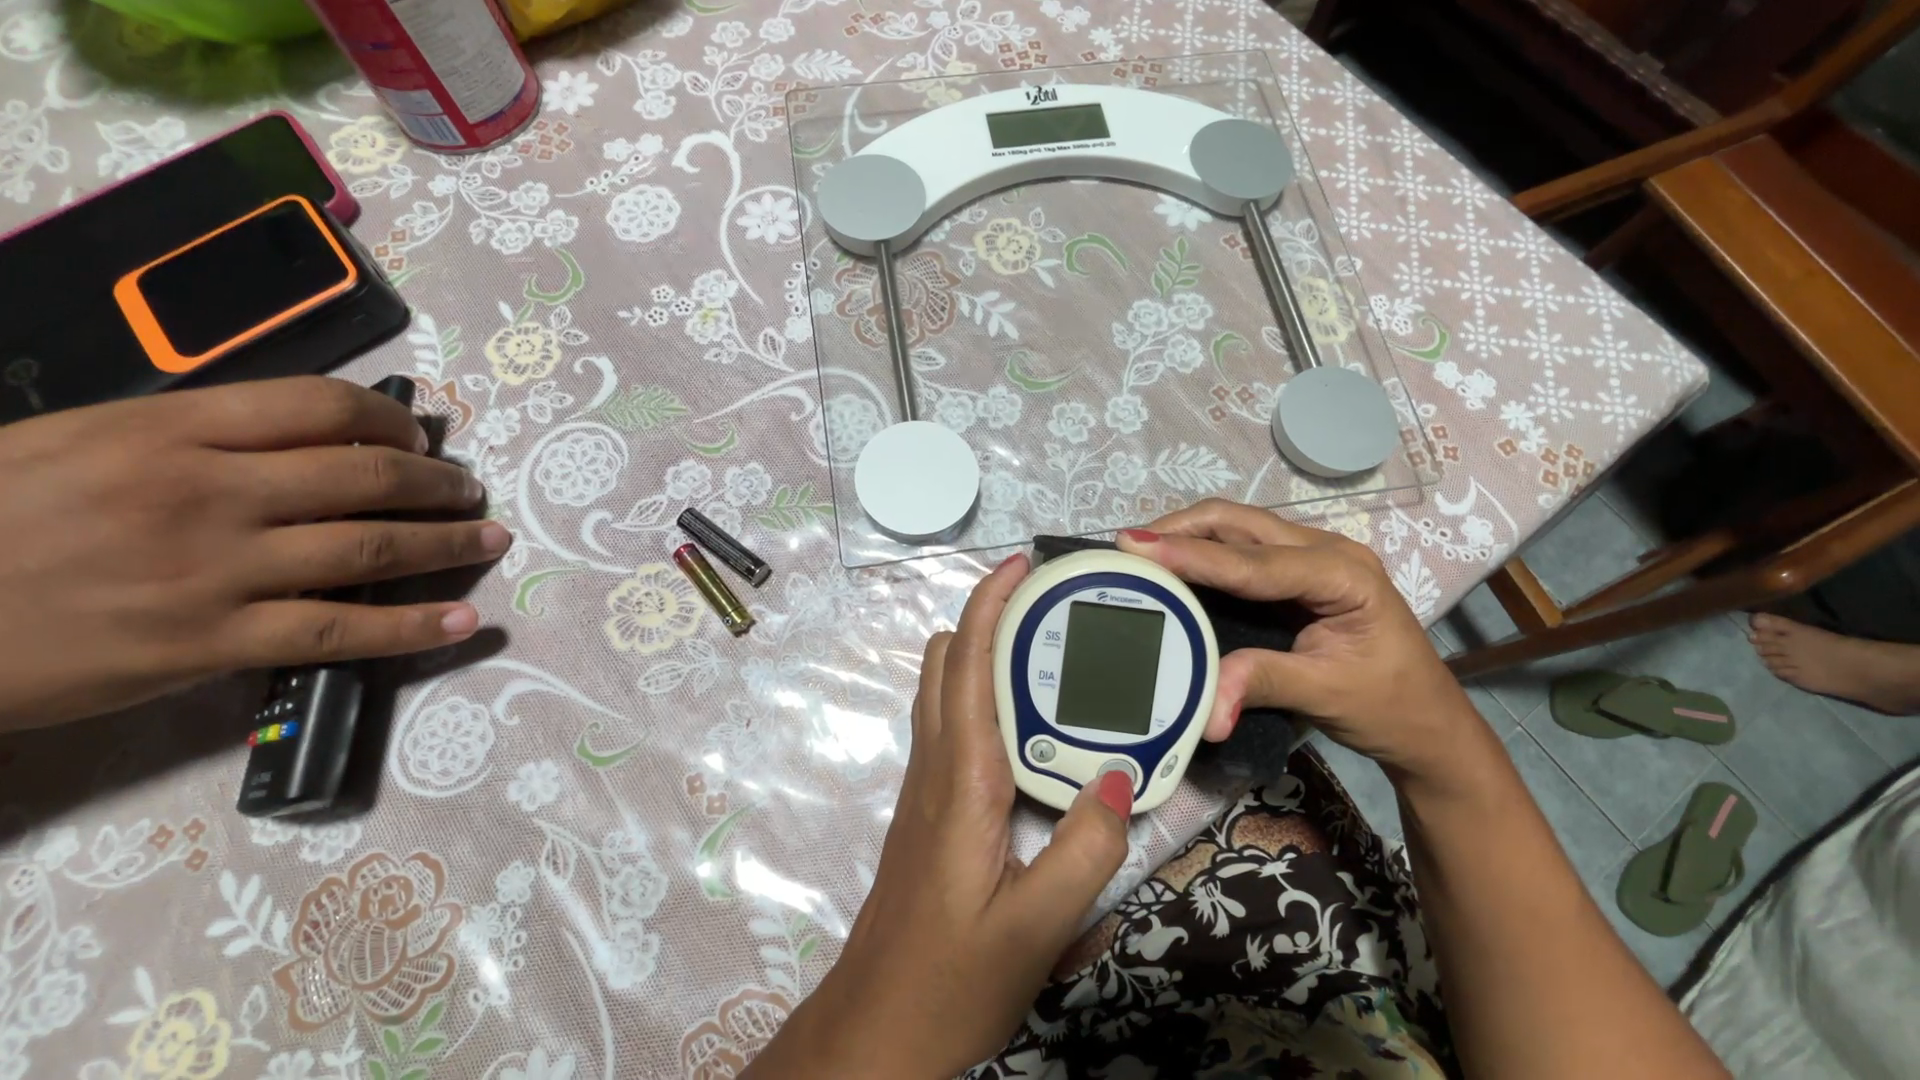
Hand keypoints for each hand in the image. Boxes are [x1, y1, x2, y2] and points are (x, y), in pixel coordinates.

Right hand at [0, 377, 509, 729]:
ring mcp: (215, 569)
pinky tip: (463, 621)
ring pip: (370, 547)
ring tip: (492, 539)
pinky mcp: (210, 642)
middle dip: (437, 481)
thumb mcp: (77, 446)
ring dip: (448, 542)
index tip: (422, 434)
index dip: (391, 418)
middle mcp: (207, 491)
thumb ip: (191, 438)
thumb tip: (300, 439)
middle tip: (472, 490)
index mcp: (167, 430)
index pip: (319, 406)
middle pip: (365, 474)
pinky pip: (339, 631)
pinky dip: (413, 626)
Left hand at [748, 553, 1132, 1078]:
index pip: (966, 666)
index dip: (989, 605)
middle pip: (943, 665)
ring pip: (943, 695)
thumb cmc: (951, 979)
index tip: (1021, 565)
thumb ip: (1085, 851)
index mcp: (961, 781)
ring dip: (984, 660)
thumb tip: (1116, 778)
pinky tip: (1035, 737)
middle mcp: (935, 770)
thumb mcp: (1036, 927)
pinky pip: (954, 732)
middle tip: (1052, 614)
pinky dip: (986, 704)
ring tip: (1053, 662)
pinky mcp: (930, 814)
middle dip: (987, 621)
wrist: (877, 1028)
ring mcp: (926, 790)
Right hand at [1117, 499, 1482, 783]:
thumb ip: (1263, 684)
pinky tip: (1171, 564)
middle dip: (1181, 527)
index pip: (1254, 562)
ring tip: (1137, 551)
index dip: (1192, 555)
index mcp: (1343, 574)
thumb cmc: (1389, 705)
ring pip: (1237, 528)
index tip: (1135, 547)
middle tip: (1125, 545)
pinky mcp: (1295, 573)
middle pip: (1240, 522)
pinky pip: (1240, 549)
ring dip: (1187, 533)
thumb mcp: (1327, 694)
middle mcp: (1326, 551)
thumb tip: (1205, 708)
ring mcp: (1311, 557)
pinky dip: (1201, 551)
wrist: (1427, 722)